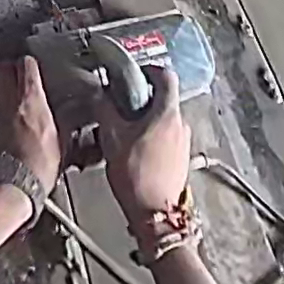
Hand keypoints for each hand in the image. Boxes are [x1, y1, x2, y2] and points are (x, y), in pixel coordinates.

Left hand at [0, 56, 61, 195]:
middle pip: (1, 65)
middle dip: (9, 63)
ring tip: (3, 77)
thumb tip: (75, 112)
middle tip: (16, 68)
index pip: (25, 64)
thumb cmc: (38, 164)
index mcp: (30, 99)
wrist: (14, 183)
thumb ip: (67, 120)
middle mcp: (9, 99)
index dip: (29, 62)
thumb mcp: (62, 139)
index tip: (33, 65)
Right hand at [97, 66, 189, 229]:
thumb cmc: (136, 176)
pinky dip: (153, 133)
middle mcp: (181, 125)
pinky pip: (167, 134)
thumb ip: (105, 109)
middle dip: (143, 96)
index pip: (166, 76)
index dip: (149, 69)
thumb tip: (99, 92)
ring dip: (147, 116)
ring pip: (165, 117)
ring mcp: (184, 142)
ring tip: (124, 127)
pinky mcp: (181, 157)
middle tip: (121, 102)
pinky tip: (134, 146)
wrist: (154, 215)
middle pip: (165, 97)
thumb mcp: (112, 137)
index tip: (133, 73)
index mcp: (167, 114)